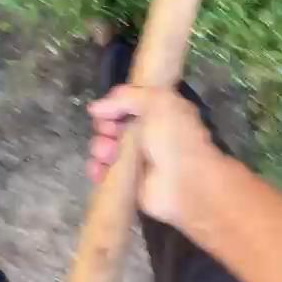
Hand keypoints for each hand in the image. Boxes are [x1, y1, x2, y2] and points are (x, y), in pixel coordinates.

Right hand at [86, 85, 224, 228]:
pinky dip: (98, 169)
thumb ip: (127, 96)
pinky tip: (98, 169)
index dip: (114, 106)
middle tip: (106, 131)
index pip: (129, 104)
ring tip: (106, 153)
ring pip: (108, 148)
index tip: (104, 111)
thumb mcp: (157, 101)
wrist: (185, 184)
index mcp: (160, 112)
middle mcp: (149, 134)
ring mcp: (139, 159)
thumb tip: (96, 107)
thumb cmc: (174, 137)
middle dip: (105, 127)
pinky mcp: (130, 182)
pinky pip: (106, 172)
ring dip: (101, 148)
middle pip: (115, 125)